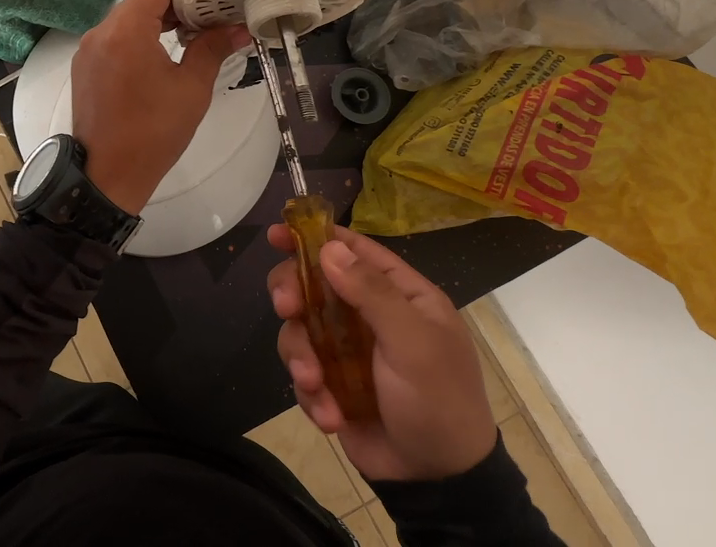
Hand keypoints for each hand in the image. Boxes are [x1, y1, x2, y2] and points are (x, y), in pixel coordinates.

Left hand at [70, 0, 249, 214]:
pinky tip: (160, 58)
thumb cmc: (153, 132)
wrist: (107, 175)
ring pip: (124, 20)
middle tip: (208, 19)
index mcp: (125, 31)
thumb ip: (212, 49)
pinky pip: (112, 40)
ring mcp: (87, 51)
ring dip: (155, 22)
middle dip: (174, 5)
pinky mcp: (84, 68)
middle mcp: (99, 33)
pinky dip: (136, 39)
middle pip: (138, 0)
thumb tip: (239, 28)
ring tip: (189, 38)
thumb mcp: (191, 89)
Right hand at [267, 224, 496, 481]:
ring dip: (301, 356)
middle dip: (293, 294)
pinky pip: (301, 371)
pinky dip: (310, 393)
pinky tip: (330, 415)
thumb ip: (372, 293)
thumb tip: (328, 247)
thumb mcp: (414, 343)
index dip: (314, 237)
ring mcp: (346, 350)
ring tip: (314, 384)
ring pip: (299, 329)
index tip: (276, 234)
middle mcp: (368, 316)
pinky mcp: (330, 383)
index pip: (353, 251)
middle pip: (312, 283)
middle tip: (286, 308)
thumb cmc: (438, 401)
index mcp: (400, 297)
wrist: (438, 481)